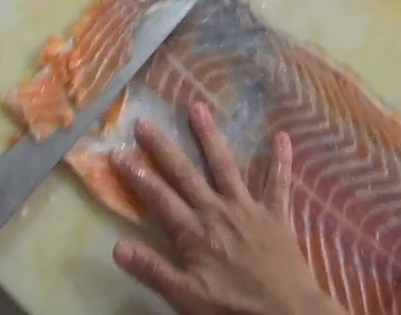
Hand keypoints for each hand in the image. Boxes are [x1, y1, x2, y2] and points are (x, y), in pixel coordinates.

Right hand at [111, 103, 344, 314]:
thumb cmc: (234, 311)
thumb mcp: (187, 298)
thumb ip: (154, 270)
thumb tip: (117, 245)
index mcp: (194, 232)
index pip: (158, 198)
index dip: (137, 174)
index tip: (117, 151)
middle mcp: (217, 211)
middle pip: (185, 174)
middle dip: (163, 147)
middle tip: (145, 120)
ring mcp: (247, 208)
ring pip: (225, 166)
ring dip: (210, 136)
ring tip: (197, 107)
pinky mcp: (276, 214)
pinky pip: (278, 183)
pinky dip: (281, 161)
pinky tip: (282, 136)